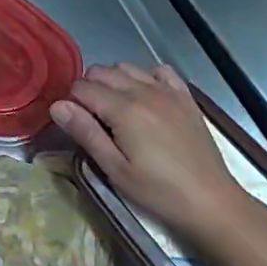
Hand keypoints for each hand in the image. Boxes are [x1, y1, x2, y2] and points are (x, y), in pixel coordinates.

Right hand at [52, 63, 264, 252]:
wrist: (208, 198)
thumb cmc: (157, 190)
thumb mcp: (115, 168)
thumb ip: (86, 133)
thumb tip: (57, 106)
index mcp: (124, 109)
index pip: (83, 88)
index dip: (71, 101)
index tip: (74, 121)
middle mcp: (144, 91)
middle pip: (102, 71)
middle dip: (89, 88)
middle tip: (91, 118)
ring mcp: (167, 91)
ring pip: (127, 66)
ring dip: (113, 80)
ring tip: (114, 109)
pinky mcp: (184, 96)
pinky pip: (159, 70)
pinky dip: (145, 76)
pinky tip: (144, 97)